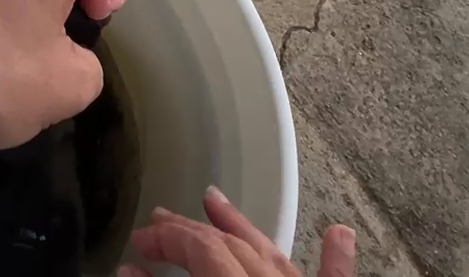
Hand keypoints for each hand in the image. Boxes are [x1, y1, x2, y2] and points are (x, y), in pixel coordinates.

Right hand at [120, 187, 354, 276]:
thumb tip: (127, 272)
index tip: (138, 245)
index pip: (203, 251)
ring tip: (213, 199)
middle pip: (234, 248)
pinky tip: (341, 232)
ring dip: (243, 226)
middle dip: (190, 230)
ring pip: (277, 257)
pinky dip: (337, 260)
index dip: (166, 240)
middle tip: (156, 221)